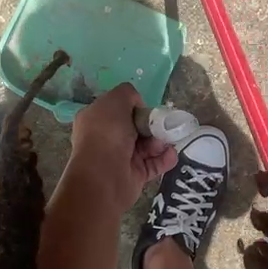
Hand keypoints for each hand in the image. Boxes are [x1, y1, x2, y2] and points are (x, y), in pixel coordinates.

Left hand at [67, 83, 175, 207]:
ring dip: (160, 141)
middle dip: (152, 125)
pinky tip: (171, 154)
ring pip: (146, 146)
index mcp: (96, 119)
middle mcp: (106, 138)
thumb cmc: (106, 133)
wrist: (103, 175)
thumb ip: (128, 93)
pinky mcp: (133, 175)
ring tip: (166, 141)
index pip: (117, 109)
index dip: (134, 107)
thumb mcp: (115, 100)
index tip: (146, 109)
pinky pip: (153, 164)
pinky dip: (164, 158)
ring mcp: (120, 158)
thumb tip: (138, 104)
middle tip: (161, 126)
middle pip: (135, 127)